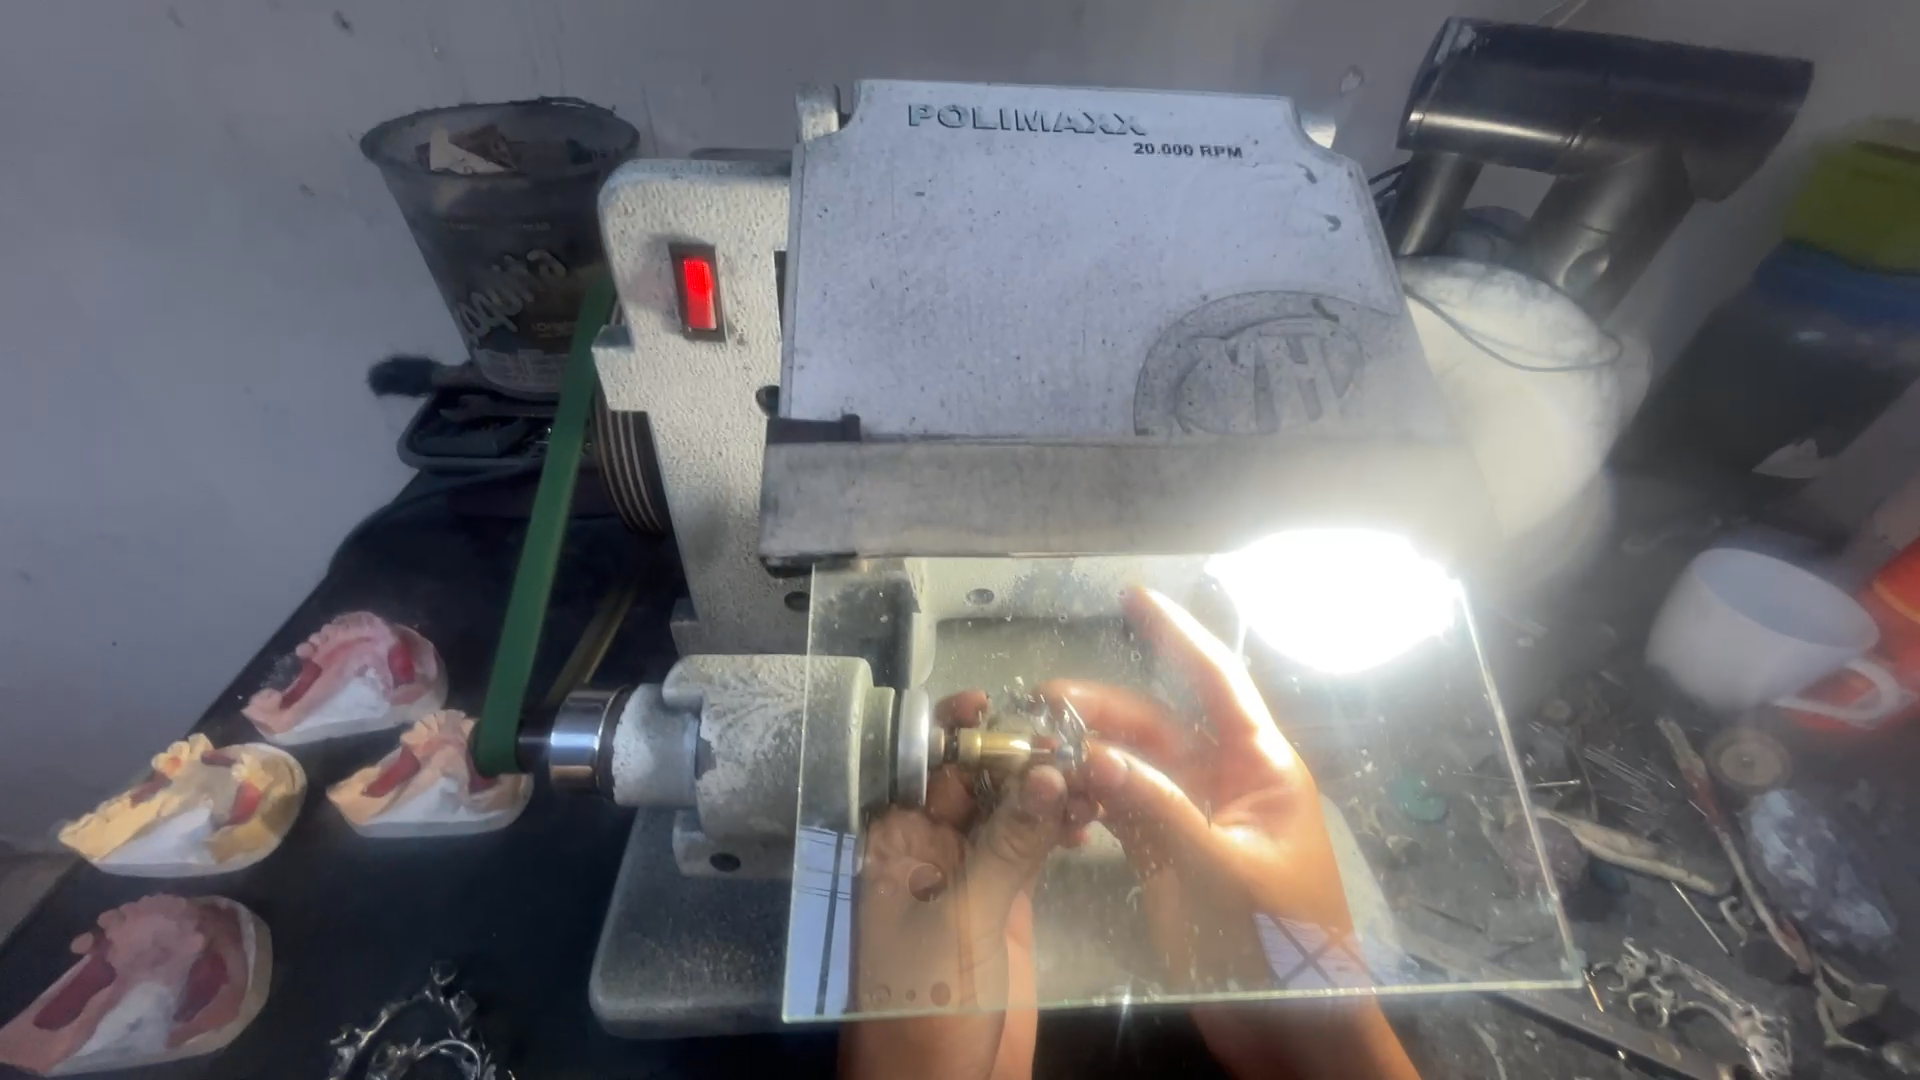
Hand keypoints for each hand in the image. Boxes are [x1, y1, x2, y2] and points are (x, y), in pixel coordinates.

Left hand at [839, 691, 1090, 1079]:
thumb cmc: (927, 999)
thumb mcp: (963, 914)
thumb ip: (1006, 843)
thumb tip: (1048, 772)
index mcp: (899, 838)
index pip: (924, 764)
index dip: (954, 728)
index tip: (995, 701)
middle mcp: (931, 842)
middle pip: (975, 778)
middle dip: (1017, 754)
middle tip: (1070, 739)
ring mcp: (970, 867)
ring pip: (1010, 808)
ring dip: (1046, 789)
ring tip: (1091, 777)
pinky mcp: (1005, 894)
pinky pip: (1031, 843)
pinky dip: (1057, 825)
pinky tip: (1088, 815)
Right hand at [1043, 587, 1417, 1079]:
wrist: (1296, 1039)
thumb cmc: (1278, 948)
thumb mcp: (1213, 871)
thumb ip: (1152, 808)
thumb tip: (1090, 755)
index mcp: (1260, 768)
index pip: (1216, 680)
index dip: (1176, 633)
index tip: (1135, 597)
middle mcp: (1229, 780)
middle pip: (1159, 723)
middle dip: (1104, 708)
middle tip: (1044, 701)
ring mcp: (1200, 816)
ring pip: (1138, 765)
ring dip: (1092, 754)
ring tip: (1041, 749)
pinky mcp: (1177, 850)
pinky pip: (1130, 807)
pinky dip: (1097, 800)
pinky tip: (1063, 802)